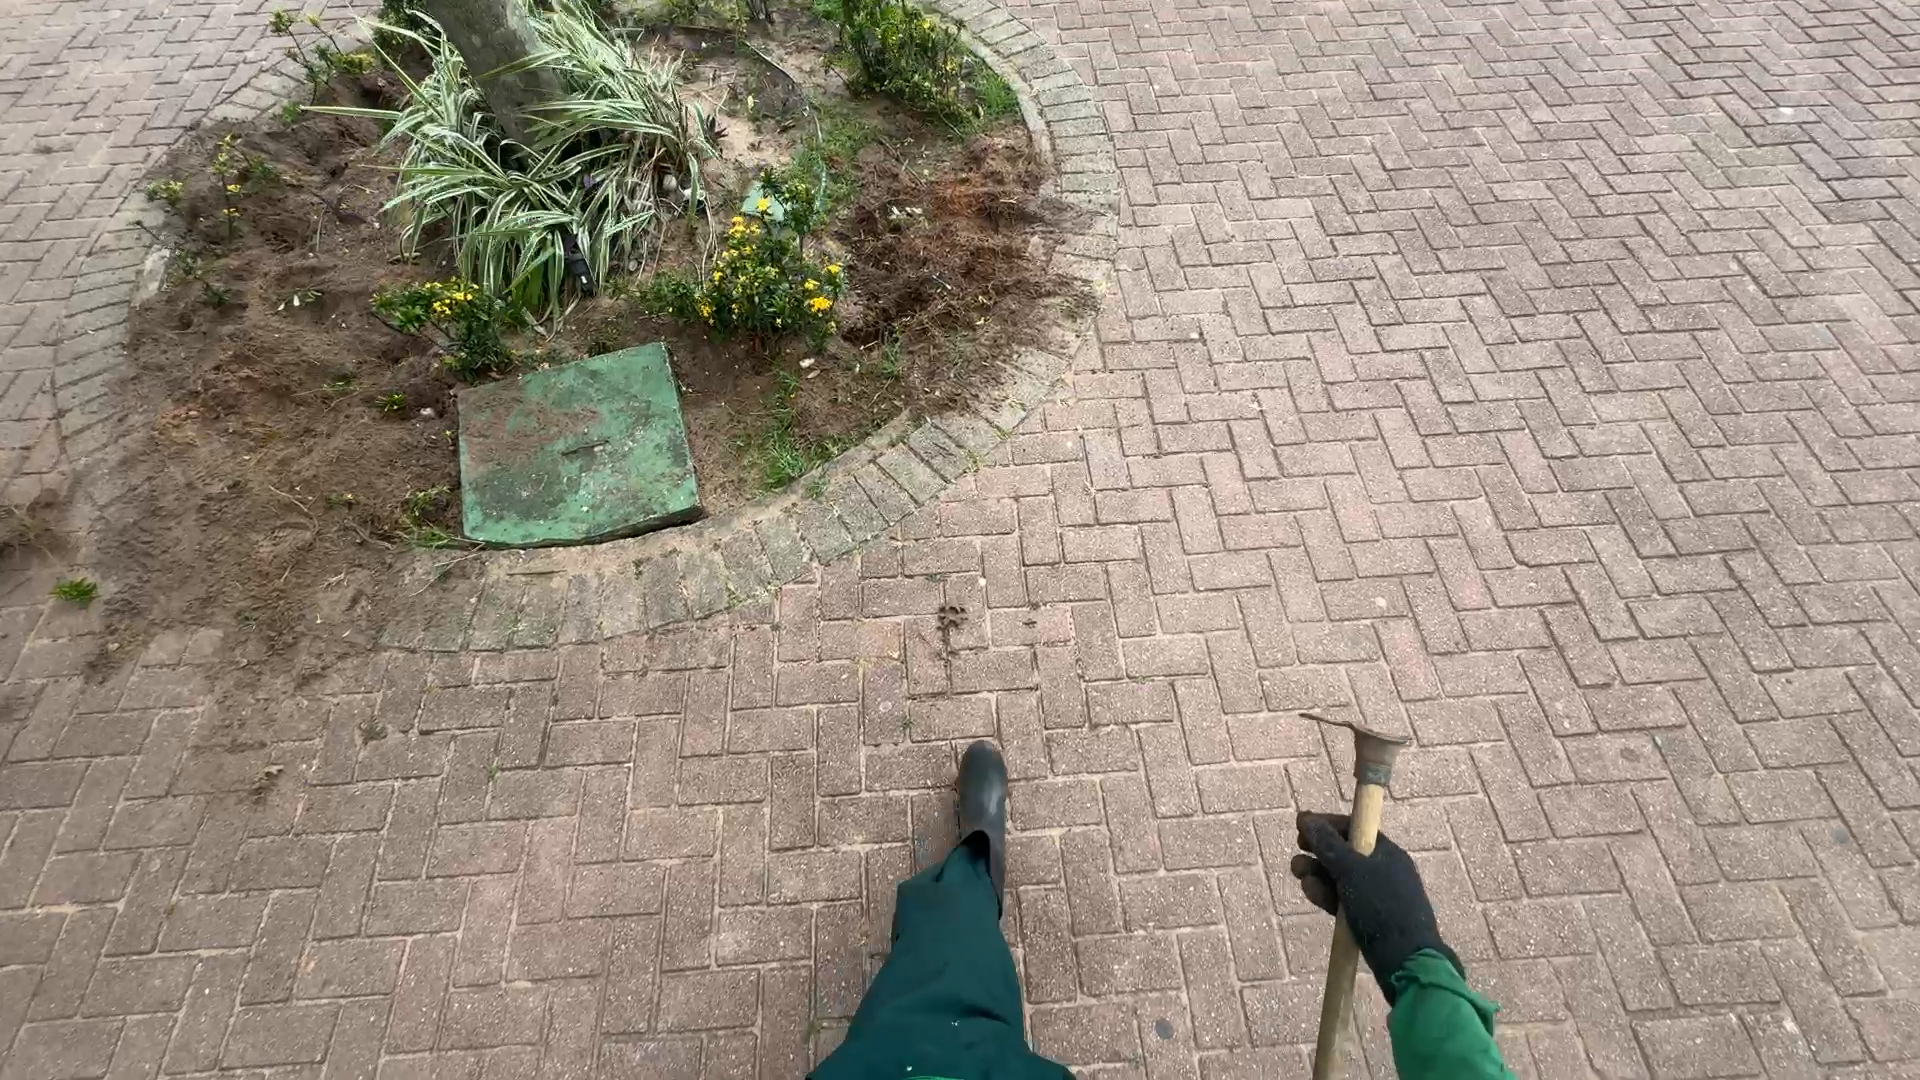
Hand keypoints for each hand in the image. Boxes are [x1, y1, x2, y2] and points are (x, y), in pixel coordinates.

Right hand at [1290, 811, 1448, 1001]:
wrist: (1405, 962)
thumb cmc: (1381, 907)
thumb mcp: (1352, 870)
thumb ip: (1328, 844)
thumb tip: (1306, 818)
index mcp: (1386, 853)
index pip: (1352, 827)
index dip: (1325, 824)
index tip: (1300, 827)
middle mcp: (1380, 870)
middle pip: (1340, 851)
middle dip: (1315, 851)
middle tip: (1297, 852)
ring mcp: (1373, 894)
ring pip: (1336, 875)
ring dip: (1315, 873)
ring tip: (1301, 876)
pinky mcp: (1365, 915)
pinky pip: (1339, 897)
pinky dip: (1324, 894)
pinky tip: (1312, 895)